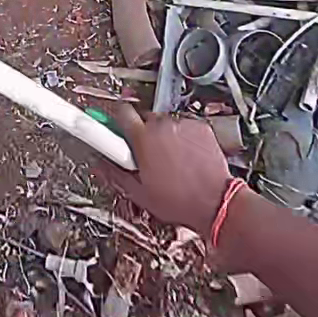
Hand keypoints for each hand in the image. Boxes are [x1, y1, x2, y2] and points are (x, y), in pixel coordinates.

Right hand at [93, 102, 236, 231]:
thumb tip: (99, 163)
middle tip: (145, 154)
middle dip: (141, 132)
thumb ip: (115, 173)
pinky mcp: (200, 126)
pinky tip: (187, 157)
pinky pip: (184, 125)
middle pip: (142, 117)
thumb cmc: (179, 201)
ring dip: (162, 134)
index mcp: (142, 138)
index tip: (110, 125)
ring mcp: (182, 124)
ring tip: (170, 159)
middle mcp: (161, 125)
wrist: (218, 205)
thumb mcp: (139, 193)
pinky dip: (183, 136)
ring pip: (164, 122)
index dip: (115, 120)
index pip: (119, 111)